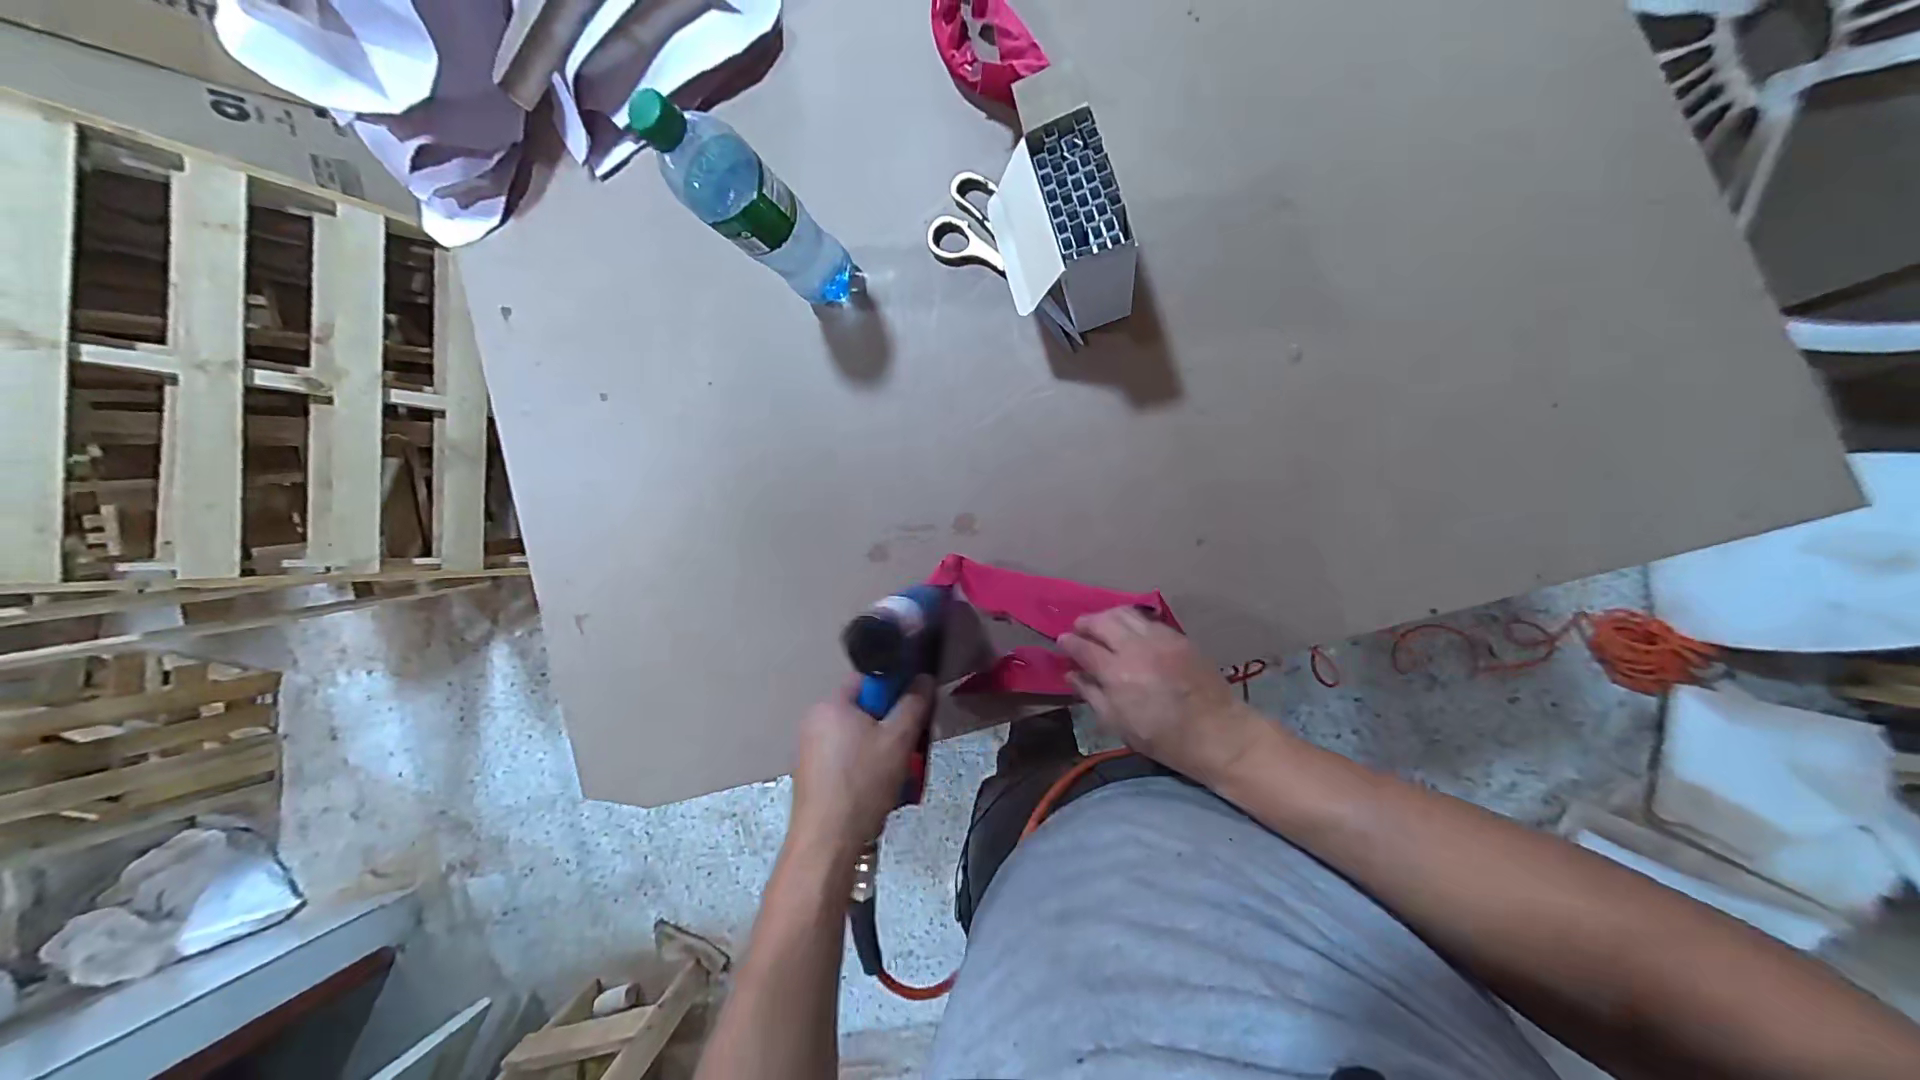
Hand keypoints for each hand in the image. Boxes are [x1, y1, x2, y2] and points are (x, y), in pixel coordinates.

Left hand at [788, 676, 932, 855]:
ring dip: (881, 750)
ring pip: (858, 737)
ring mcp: (810, 750)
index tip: (912, 710)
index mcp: (831, 705)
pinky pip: (847, 758)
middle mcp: (814, 722)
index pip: (869, 680)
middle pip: (864, 711)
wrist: (827, 842)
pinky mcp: (812, 775)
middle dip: (890, 727)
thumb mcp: (899, 740)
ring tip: (898, 772)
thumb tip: (922, 679)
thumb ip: (914, 704)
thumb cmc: (861, 785)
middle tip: (910, 746)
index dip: (895, 691)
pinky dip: (865, 767)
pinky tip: (880, 788)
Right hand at [1059, 607, 1262, 783]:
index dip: (1069, 642)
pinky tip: (1129, 631)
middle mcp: (1136, 648)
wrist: (1218, 733)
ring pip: (1125, 614)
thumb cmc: (1163, 738)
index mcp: (1116, 673)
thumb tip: (1072, 674)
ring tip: (1102, 625)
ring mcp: (1160, 639)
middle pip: (1102, 622)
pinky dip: (1132, 621)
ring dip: (1107, 617)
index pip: (1083, 647)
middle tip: (1079, 630)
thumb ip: (1091, 694)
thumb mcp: (1118, 724)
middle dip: (1086, 623)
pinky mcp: (1179, 638)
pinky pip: (1148, 621)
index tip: (1062, 642)